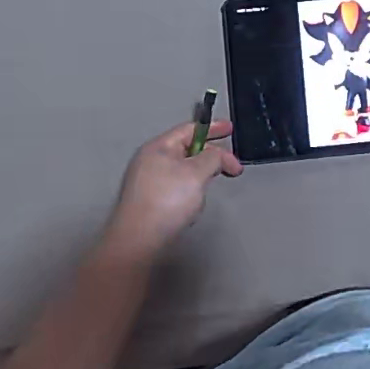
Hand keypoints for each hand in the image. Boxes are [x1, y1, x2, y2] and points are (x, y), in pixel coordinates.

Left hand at [102, 119, 241, 264]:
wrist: (139, 240)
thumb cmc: (168, 200)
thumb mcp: (197, 173)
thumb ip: (213, 157)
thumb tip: (217, 156)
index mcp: (159, 146)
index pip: (189, 129)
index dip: (212, 128)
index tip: (231, 129)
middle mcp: (150, 160)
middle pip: (187, 149)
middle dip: (210, 157)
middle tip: (231, 166)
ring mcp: (147, 181)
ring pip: (183, 170)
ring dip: (200, 177)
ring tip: (207, 190)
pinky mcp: (149, 201)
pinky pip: (176, 187)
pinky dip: (189, 191)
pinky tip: (192, 206)